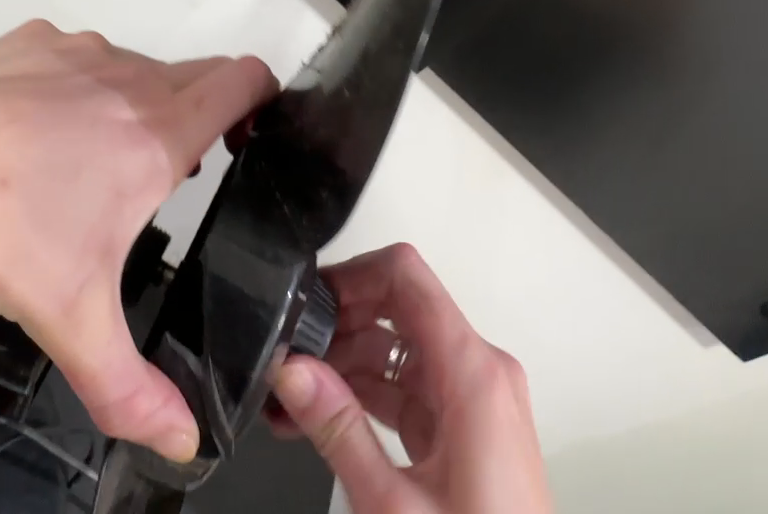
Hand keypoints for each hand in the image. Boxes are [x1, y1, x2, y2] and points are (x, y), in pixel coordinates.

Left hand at [0, 20, 275, 463]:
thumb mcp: (68, 318)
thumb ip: (131, 387)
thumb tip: (181, 440)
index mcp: (155, 135)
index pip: (244, 81)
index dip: (263, 102)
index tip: (251, 137)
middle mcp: (125, 79)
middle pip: (197, 74)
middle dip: (201, 116)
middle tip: (169, 175)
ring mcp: (73, 53)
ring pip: (133, 67)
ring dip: (134, 103)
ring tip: (90, 161)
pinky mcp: (26, 43)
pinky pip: (75, 58)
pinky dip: (75, 86)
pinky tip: (30, 131)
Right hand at [268, 244, 551, 513]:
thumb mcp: (393, 502)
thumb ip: (338, 429)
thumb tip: (292, 370)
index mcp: (473, 373)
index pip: (407, 277)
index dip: (351, 277)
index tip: (306, 303)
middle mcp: (479, 372)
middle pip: (398, 309)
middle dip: (337, 325)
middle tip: (288, 355)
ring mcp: (472, 399)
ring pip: (396, 348)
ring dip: (342, 364)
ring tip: (290, 398)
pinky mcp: (462, 426)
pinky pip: (405, 387)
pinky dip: (363, 394)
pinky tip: (319, 418)